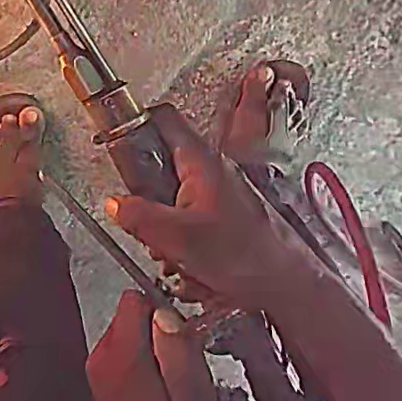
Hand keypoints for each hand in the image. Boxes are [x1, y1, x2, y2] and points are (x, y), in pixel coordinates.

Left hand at [86, 290, 223, 400]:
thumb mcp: (197, 400)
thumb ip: (180, 350)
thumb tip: (165, 313)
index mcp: (124, 358)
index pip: (136, 299)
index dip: (164, 313)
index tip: (180, 340)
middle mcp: (102, 357)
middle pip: (133, 311)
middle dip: (160, 330)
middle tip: (180, 369)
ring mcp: (98, 367)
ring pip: (131, 327)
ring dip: (154, 346)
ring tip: (170, 385)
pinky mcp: (101, 375)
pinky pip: (126, 345)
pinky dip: (144, 358)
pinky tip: (158, 390)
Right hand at [106, 106, 313, 308]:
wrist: (288, 283)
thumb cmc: (246, 255)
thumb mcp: (179, 238)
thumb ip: (140, 217)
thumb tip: (113, 203)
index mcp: (201, 160)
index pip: (162, 118)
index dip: (135, 124)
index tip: (116, 145)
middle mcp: (210, 167)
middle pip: (160, 162)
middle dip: (146, 197)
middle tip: (146, 224)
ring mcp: (218, 189)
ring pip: (172, 194)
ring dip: (163, 224)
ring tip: (172, 253)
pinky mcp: (223, 211)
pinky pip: (188, 215)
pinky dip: (182, 237)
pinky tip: (189, 263)